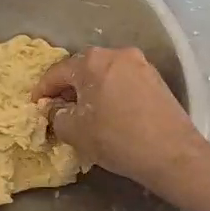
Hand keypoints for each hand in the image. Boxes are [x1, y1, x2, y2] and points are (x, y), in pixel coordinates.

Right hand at [36, 46, 207, 188]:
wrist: (173, 155)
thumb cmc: (116, 138)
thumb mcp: (73, 130)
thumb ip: (55, 115)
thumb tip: (55, 109)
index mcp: (91, 61)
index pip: (56, 73)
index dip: (42, 91)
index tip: (36, 106)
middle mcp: (116, 55)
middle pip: (82, 70)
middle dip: (68, 89)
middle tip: (59, 110)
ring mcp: (141, 65)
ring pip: (104, 75)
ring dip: (91, 92)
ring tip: (85, 114)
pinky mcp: (157, 80)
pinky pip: (123, 82)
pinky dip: (111, 94)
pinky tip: (110, 115)